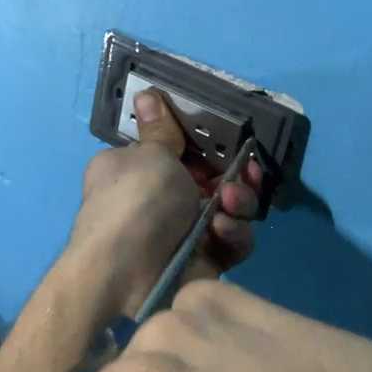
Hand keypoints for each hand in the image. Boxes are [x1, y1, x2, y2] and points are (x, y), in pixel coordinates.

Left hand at [66, 89, 264, 317]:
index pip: (181, 153)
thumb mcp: (150, 156)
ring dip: (237, 205)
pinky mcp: (202, 263)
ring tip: (229, 206)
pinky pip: (230, 243)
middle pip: (213, 182)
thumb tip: (146, 94)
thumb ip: (161, 130)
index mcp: (137, 169)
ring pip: (228, 212)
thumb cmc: (136, 202)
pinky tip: (220, 231)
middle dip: (234, 177)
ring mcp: (181, 233)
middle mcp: (158, 200)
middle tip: (245, 174)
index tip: (230, 144)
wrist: (126, 276)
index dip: (208, 149)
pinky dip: (232, 235)